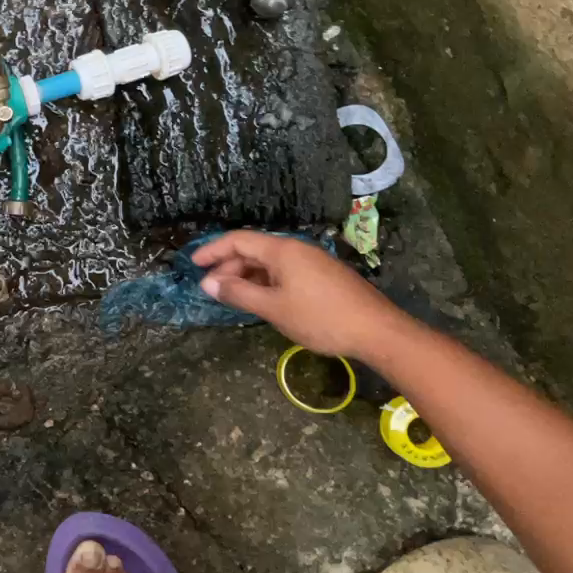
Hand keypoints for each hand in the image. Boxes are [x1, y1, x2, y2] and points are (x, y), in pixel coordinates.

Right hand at [192, 230, 409, 359]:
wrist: (379, 332)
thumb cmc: (321, 317)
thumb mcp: (273, 307)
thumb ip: (238, 293)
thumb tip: (208, 282)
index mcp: (282, 250)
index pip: (237, 241)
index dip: (212, 250)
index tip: (193, 264)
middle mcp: (296, 249)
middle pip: (253, 250)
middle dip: (228, 267)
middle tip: (211, 288)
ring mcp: (312, 262)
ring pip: (269, 263)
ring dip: (247, 276)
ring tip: (233, 296)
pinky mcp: (323, 277)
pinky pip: (284, 272)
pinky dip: (265, 282)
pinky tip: (262, 299)